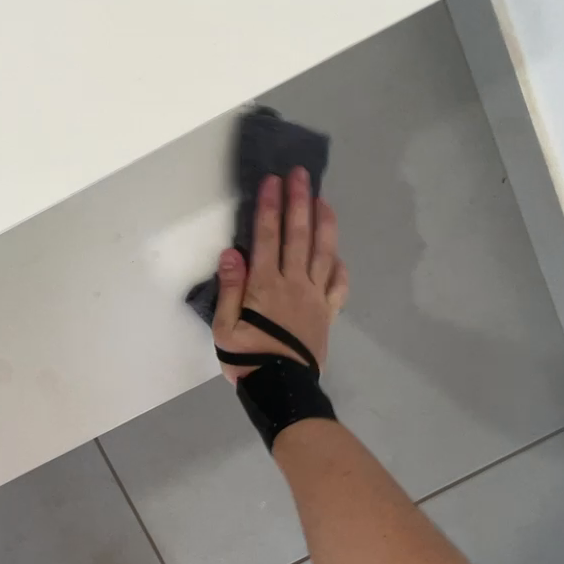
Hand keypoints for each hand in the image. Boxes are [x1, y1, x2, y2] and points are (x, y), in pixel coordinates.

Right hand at [212, 167, 348, 382]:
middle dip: (299, 201)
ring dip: (323, 223)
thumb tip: (232, 252)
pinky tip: (337, 253)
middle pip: (298, 235)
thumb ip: (230, 288)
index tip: (273, 181)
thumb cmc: (246, 358)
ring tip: (323, 199)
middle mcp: (293, 283)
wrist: (280, 388)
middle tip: (301, 174)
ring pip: (322, 252)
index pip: (268, 236)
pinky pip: (338, 285)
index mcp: (264, 284)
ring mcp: (314, 297)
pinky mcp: (326, 313)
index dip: (271, 206)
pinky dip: (339, 265)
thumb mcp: (224, 326)